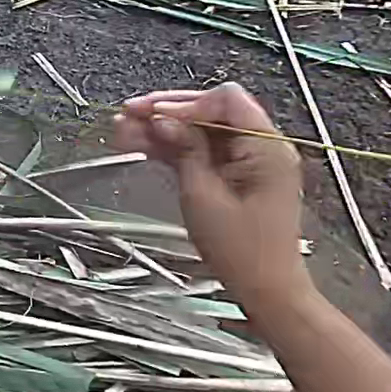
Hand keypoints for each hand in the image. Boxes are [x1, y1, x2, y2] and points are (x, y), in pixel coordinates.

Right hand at [112, 84, 314, 328]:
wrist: (267, 290)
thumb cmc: (241, 250)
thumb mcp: (204, 195)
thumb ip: (185, 150)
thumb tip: (163, 118)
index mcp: (265, 146)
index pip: (224, 101)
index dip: (184, 104)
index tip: (152, 114)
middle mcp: (260, 145)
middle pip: (209, 110)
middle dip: (167, 111)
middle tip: (128, 113)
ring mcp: (246, 159)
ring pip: (199, 129)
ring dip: (162, 128)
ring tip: (123, 129)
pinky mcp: (233, 173)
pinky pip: (200, 149)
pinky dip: (172, 146)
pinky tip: (140, 144)